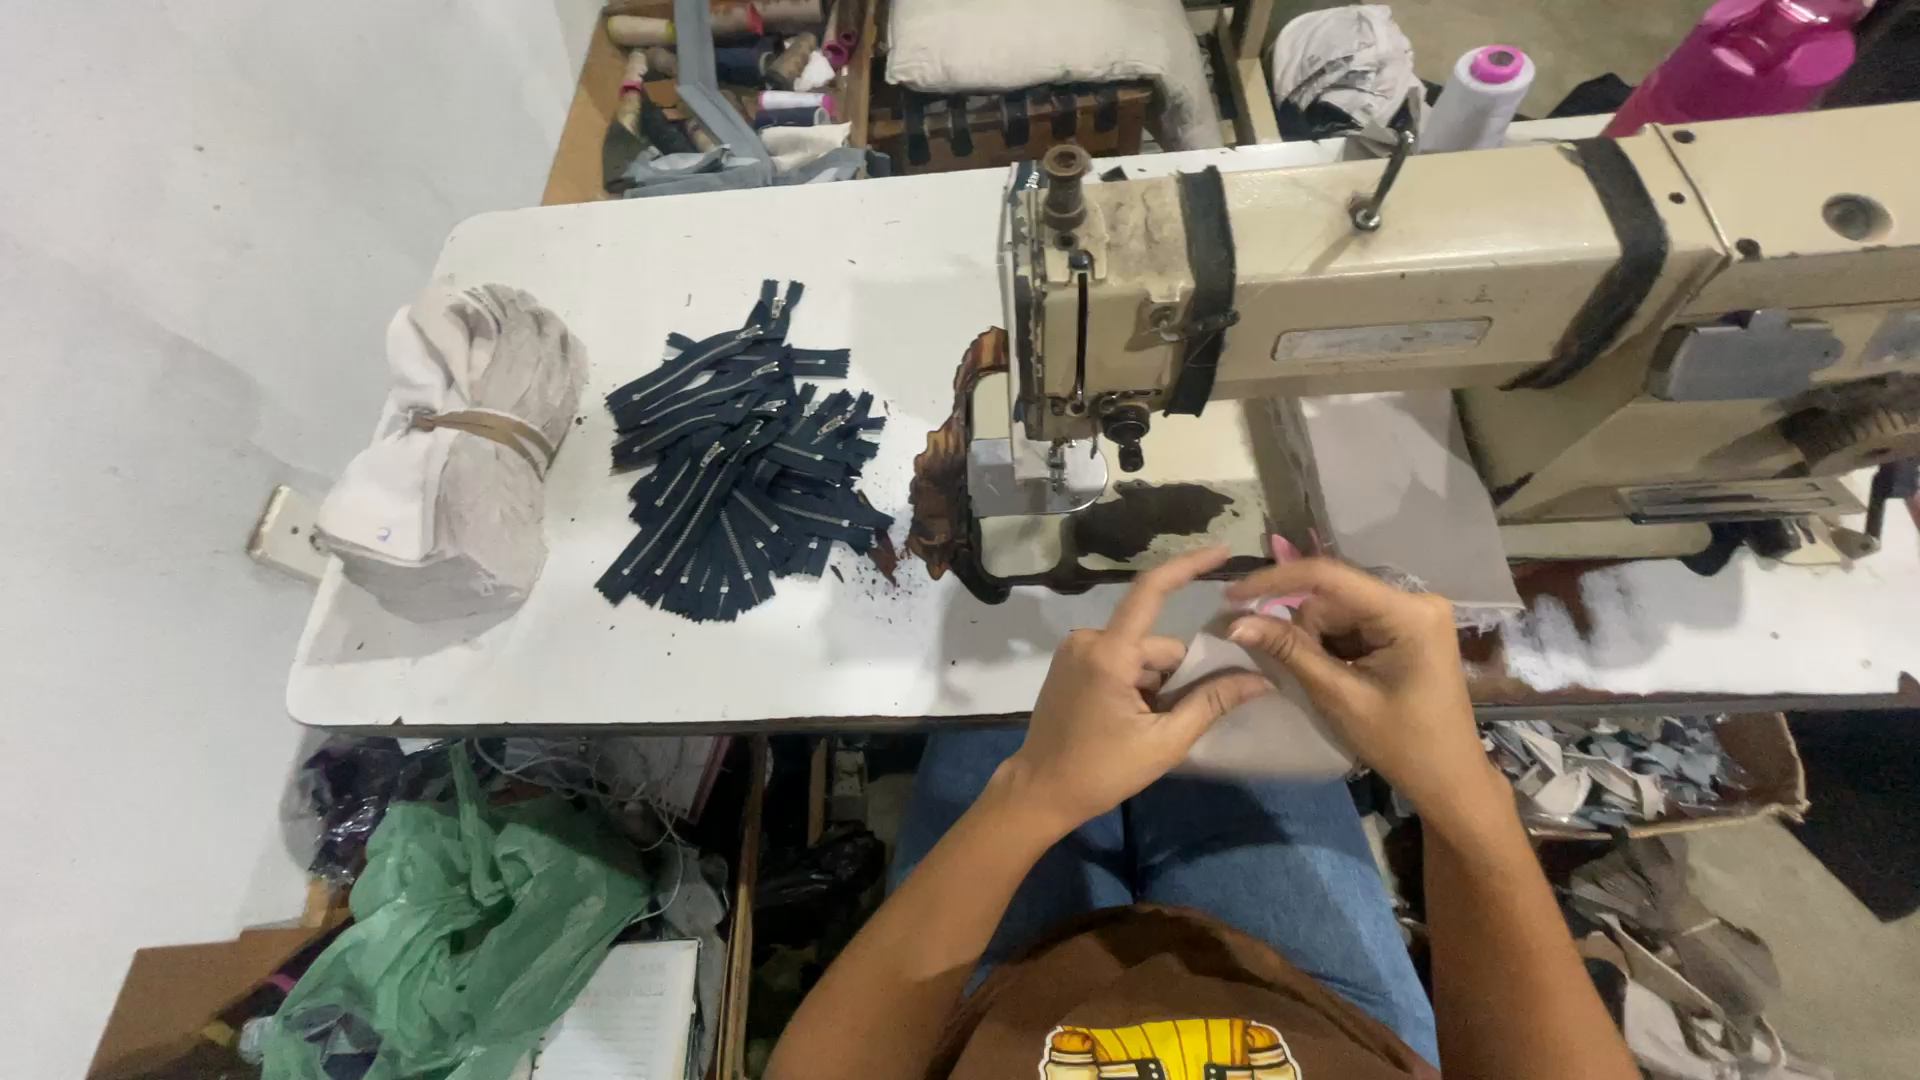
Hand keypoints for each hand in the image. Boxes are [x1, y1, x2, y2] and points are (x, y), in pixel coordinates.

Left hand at [1000, 546, 1272, 835]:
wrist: (1041, 788)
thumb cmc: (1101, 770)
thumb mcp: (1164, 741)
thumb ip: (1211, 703)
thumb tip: (1260, 678)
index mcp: (1109, 653)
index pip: (1151, 591)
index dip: (1188, 566)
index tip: (1222, 550)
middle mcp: (1089, 640)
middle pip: (1156, 645)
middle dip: (1177, 678)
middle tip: (1176, 723)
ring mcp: (1075, 650)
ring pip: (1139, 655)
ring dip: (1155, 685)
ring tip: (1148, 729)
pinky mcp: (1069, 663)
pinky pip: (1118, 660)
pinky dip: (1135, 683)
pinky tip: (1131, 719)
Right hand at [1223, 558, 1504, 832]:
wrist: (1448, 778)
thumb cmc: (1401, 743)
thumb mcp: (1337, 695)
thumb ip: (1288, 651)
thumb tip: (1234, 622)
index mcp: (1408, 612)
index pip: (1327, 576)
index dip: (1274, 581)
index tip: (1231, 596)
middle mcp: (1414, 599)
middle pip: (1329, 596)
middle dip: (1305, 631)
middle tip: (1312, 675)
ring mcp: (1411, 611)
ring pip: (1333, 608)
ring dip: (1318, 641)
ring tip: (1334, 681)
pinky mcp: (1405, 624)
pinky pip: (1348, 620)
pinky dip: (1333, 645)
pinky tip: (1345, 674)